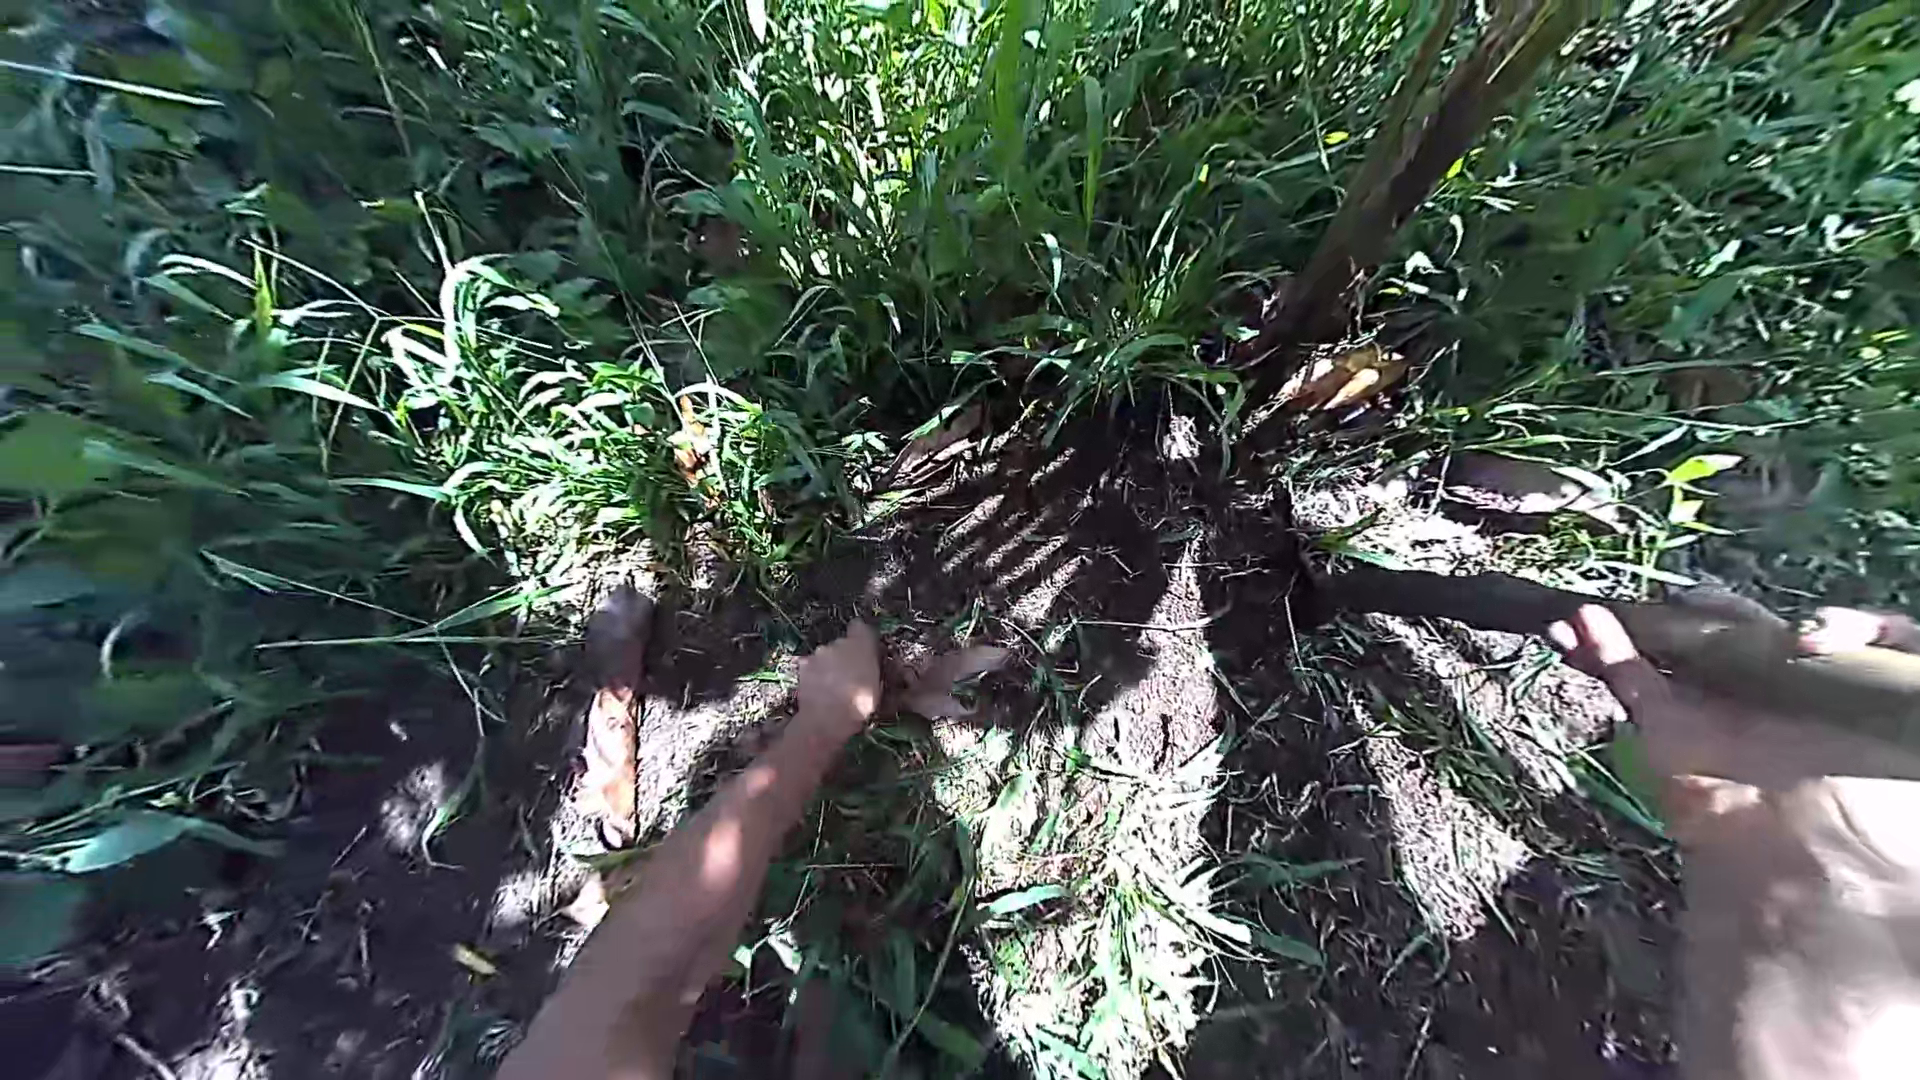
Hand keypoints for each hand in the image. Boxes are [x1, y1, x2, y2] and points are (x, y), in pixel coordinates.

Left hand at [796, 620, 880, 737]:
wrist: (827, 718)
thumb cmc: (860, 703)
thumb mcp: (877, 685)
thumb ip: (872, 666)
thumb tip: (870, 662)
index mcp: (861, 644)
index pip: (860, 627)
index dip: (861, 636)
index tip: (863, 647)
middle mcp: (839, 642)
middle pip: (842, 643)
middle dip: (845, 655)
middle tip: (849, 675)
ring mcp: (819, 653)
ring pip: (826, 655)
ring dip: (829, 665)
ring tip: (832, 686)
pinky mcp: (804, 665)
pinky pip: (812, 666)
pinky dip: (815, 674)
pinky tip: (819, 689)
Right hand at [1551, 604, 1919, 1079]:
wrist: (1809, 852)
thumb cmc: (1889, 794)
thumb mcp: (1912, 720)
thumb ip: (1898, 666)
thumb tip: (1820, 629)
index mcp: (1848, 694)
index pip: (1828, 640)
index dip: (1832, 623)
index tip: (1819, 632)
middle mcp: (1777, 693)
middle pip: (1734, 638)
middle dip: (1704, 613)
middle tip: (1687, 596)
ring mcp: (1714, 707)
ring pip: (1667, 649)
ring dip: (1637, 622)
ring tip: (1616, 600)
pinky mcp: (1662, 719)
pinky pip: (1627, 673)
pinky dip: (1601, 643)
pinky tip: (1585, 615)